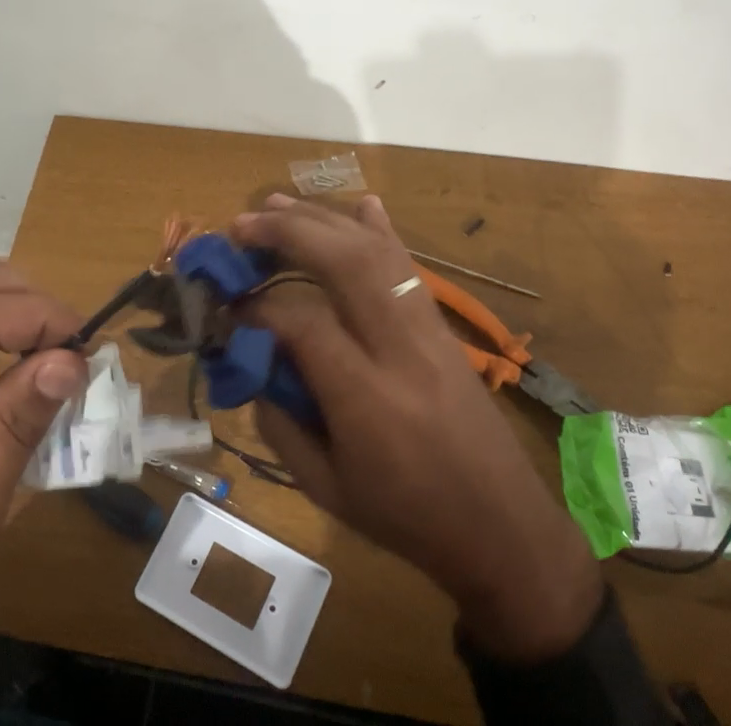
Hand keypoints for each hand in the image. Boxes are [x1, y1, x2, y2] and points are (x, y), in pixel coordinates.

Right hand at [233, 195, 603, 661]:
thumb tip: (254, 365)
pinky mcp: (445, 330)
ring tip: (277, 204)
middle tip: (241, 226)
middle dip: (288, 233)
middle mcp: (401, 350)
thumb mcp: (325, 487)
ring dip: (324, 220)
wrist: (500, 526)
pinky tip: (361, 205)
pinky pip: (409, 268)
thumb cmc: (406, 517)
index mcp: (366, 398)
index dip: (257, 308)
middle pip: (344, 263)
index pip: (303, 322)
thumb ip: (279, 424)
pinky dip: (381, 232)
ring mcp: (430, 333)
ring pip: (377, 254)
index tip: (229, 310)